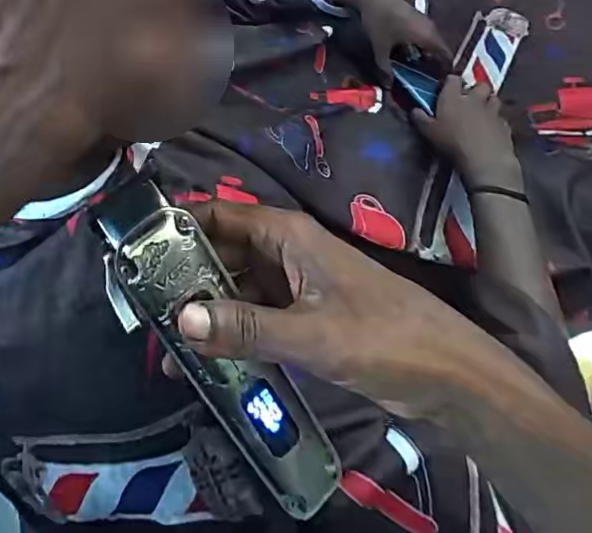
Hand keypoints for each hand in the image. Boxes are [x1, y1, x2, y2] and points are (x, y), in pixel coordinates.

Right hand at [173, 202, 533, 423]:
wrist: (451, 375)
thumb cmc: (383, 337)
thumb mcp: (311, 335)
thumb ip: (245, 327)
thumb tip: (180, 319)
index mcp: (286, 233)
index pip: (219, 215)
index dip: (180, 225)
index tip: (140, 247)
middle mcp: (285, 249)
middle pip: (223, 248)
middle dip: (186, 270)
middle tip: (143, 299)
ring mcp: (293, 281)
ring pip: (236, 282)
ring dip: (206, 301)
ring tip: (164, 329)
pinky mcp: (302, 312)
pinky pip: (254, 310)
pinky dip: (230, 324)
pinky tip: (205, 349)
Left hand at [328, 0, 451, 77]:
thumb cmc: (379, 21)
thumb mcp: (380, 47)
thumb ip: (385, 68)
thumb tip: (387, 86)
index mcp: (429, 37)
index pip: (446, 56)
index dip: (446, 70)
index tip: (440, 82)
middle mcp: (431, 28)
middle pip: (440, 49)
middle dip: (436, 63)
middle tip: (428, 77)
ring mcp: (425, 20)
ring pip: (433, 40)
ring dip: (428, 52)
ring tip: (419, 66)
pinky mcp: (417, 15)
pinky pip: (425, 33)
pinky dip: (422, 43)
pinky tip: (409, 50)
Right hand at [409, 79, 521, 190]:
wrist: (485, 160)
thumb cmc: (452, 143)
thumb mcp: (428, 132)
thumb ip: (420, 119)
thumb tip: (415, 110)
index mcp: (453, 98)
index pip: (453, 79)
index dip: (451, 81)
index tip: (447, 87)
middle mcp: (474, 100)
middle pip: (480, 85)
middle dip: (476, 89)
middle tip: (469, 98)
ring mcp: (492, 112)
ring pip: (494, 99)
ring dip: (488, 102)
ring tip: (482, 111)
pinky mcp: (505, 126)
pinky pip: (501, 118)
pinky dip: (496, 121)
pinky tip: (491, 129)